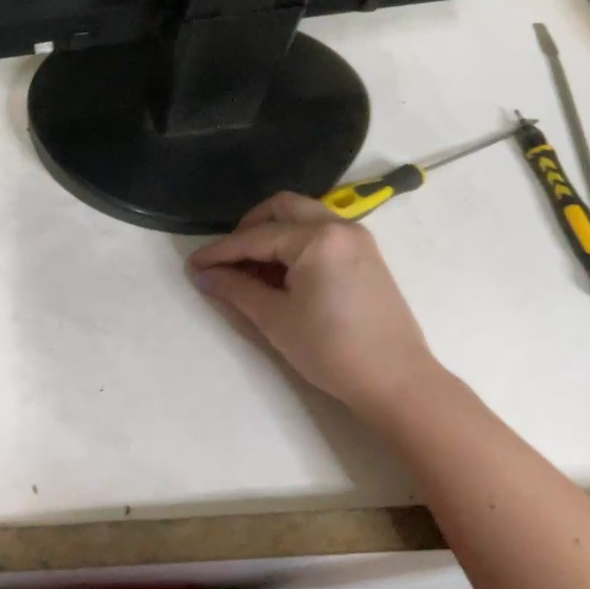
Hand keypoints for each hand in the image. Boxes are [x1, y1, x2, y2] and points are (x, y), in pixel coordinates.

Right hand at [189, 192, 444, 412]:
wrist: (396, 380)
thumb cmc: (331, 349)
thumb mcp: (275, 319)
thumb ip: (236, 289)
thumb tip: (203, 275)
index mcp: (316, 238)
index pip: (255, 237)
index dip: (220, 251)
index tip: (192, 265)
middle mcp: (339, 226)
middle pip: (282, 208)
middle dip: (248, 228)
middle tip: (227, 259)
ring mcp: (357, 239)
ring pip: (303, 217)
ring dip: (272, 233)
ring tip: (251, 269)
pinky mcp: (366, 256)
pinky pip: (321, 233)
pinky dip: (295, 243)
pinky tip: (281, 275)